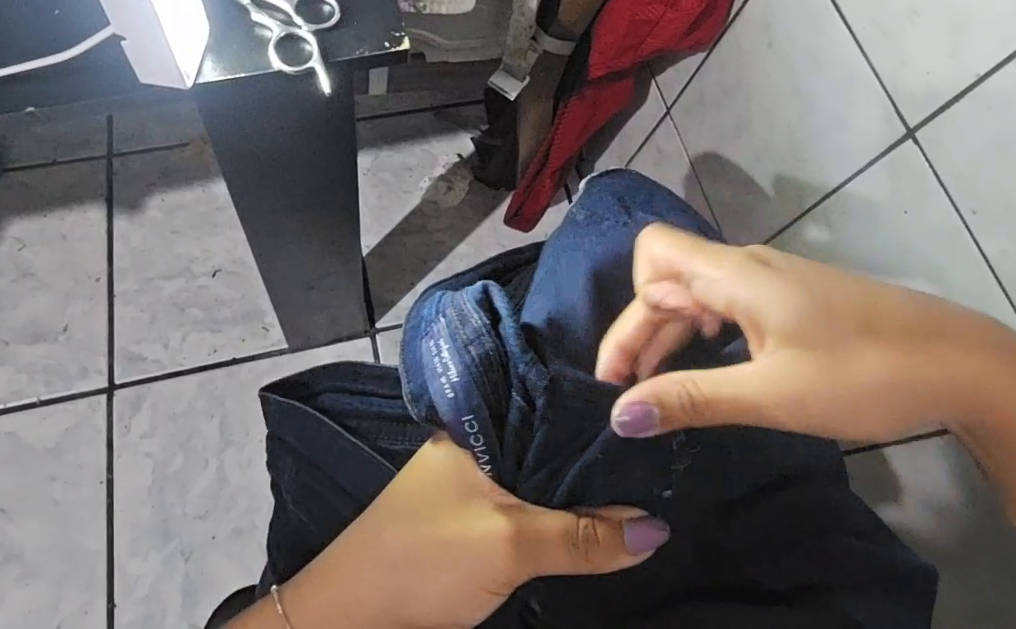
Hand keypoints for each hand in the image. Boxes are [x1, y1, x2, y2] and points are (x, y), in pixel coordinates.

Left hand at [268, 436, 669, 628]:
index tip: (651, 429)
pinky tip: (600, 527)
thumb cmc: (426, 559)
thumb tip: (658, 530)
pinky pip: (532, 513)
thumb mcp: (509, 543)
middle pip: (552, 449)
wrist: (353, 620)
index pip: (551, 409)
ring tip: (647, 492)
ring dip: (583, 498)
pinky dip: (563, 523)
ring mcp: (475, 488)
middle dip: (597, 465)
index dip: (598, 423)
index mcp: (478, 426)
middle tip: (661, 465)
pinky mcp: (476, 526)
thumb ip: (582, 536)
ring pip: (544, 485)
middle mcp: (479, 447)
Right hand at [595, 223, 1015, 444]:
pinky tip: (708, 369)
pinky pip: (726, 305)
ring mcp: (772, 280)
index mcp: (736, 275)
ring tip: (656, 393)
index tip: (621, 374)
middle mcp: (747, 266)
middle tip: (626, 400)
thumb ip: (693, 399)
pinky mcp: (792, 299)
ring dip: (670, 337)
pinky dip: (703, 336)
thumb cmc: (864, 375)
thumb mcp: (773, 395)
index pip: (653, 258)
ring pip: (698, 293)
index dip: (629, 309)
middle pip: (669, 279)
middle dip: (640, 333)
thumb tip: (620, 415)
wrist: (964, 363)